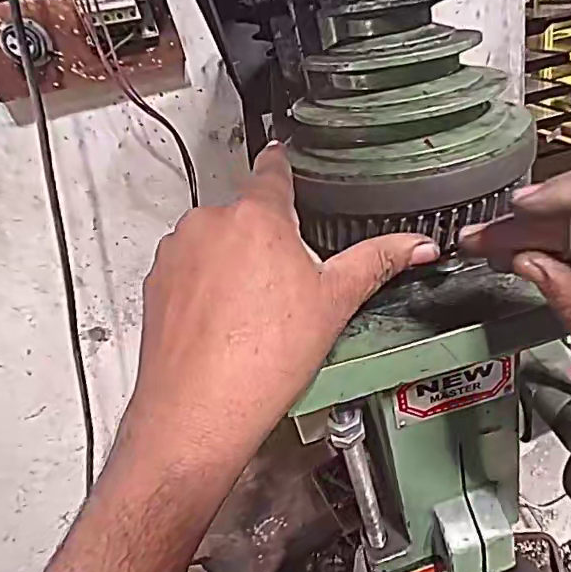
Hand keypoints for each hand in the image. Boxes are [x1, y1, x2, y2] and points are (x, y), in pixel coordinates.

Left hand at [110, 144, 439, 485]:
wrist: (198, 411)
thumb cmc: (261, 361)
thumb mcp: (334, 304)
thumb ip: (375, 261)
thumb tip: (414, 245)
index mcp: (257, 217)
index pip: (272, 170)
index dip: (282, 166)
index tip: (282, 160)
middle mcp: (209, 224)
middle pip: (247, 216)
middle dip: (266, 241)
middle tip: (284, 289)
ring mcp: (177, 252)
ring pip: (215, 243)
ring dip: (233, 263)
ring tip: (251, 315)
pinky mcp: (156, 282)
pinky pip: (188, 270)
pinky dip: (204, 286)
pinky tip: (223, 324)